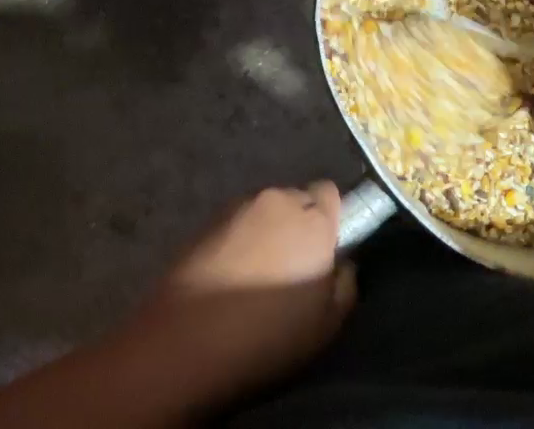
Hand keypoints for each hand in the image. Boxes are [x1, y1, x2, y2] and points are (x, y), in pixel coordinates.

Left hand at [125, 182, 356, 397]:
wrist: (188, 339)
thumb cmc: (268, 335)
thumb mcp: (326, 324)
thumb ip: (345, 284)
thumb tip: (342, 263)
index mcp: (311, 219)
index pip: (330, 193)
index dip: (331, 218)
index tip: (327, 249)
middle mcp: (275, 200)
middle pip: (296, 199)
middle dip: (300, 223)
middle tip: (295, 266)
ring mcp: (236, 207)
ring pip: (265, 210)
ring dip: (269, 230)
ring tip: (261, 272)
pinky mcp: (206, 220)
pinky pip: (237, 221)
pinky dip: (241, 238)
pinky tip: (233, 273)